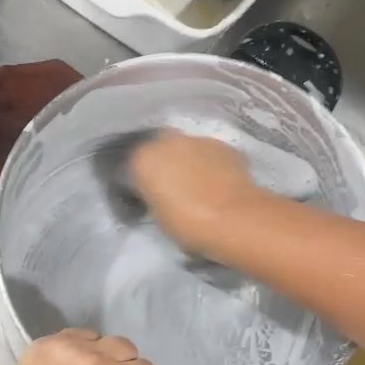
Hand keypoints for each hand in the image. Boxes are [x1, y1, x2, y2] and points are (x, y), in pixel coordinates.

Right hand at [127, 132, 273, 253]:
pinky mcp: (224, 145)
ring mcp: (199, 139)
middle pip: (159, 149)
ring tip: (195, 185)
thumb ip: (152, 196)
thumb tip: (158, 194)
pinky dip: (209, 164)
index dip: (138, 180)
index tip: (143, 195)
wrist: (233, 219)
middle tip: (168, 186)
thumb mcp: (156, 214)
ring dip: (187, 161)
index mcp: (143, 160)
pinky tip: (214, 182)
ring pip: (187, 148)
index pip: (132, 166)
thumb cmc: (186, 224)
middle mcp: (168, 141)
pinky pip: (209, 154)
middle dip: (162, 163)